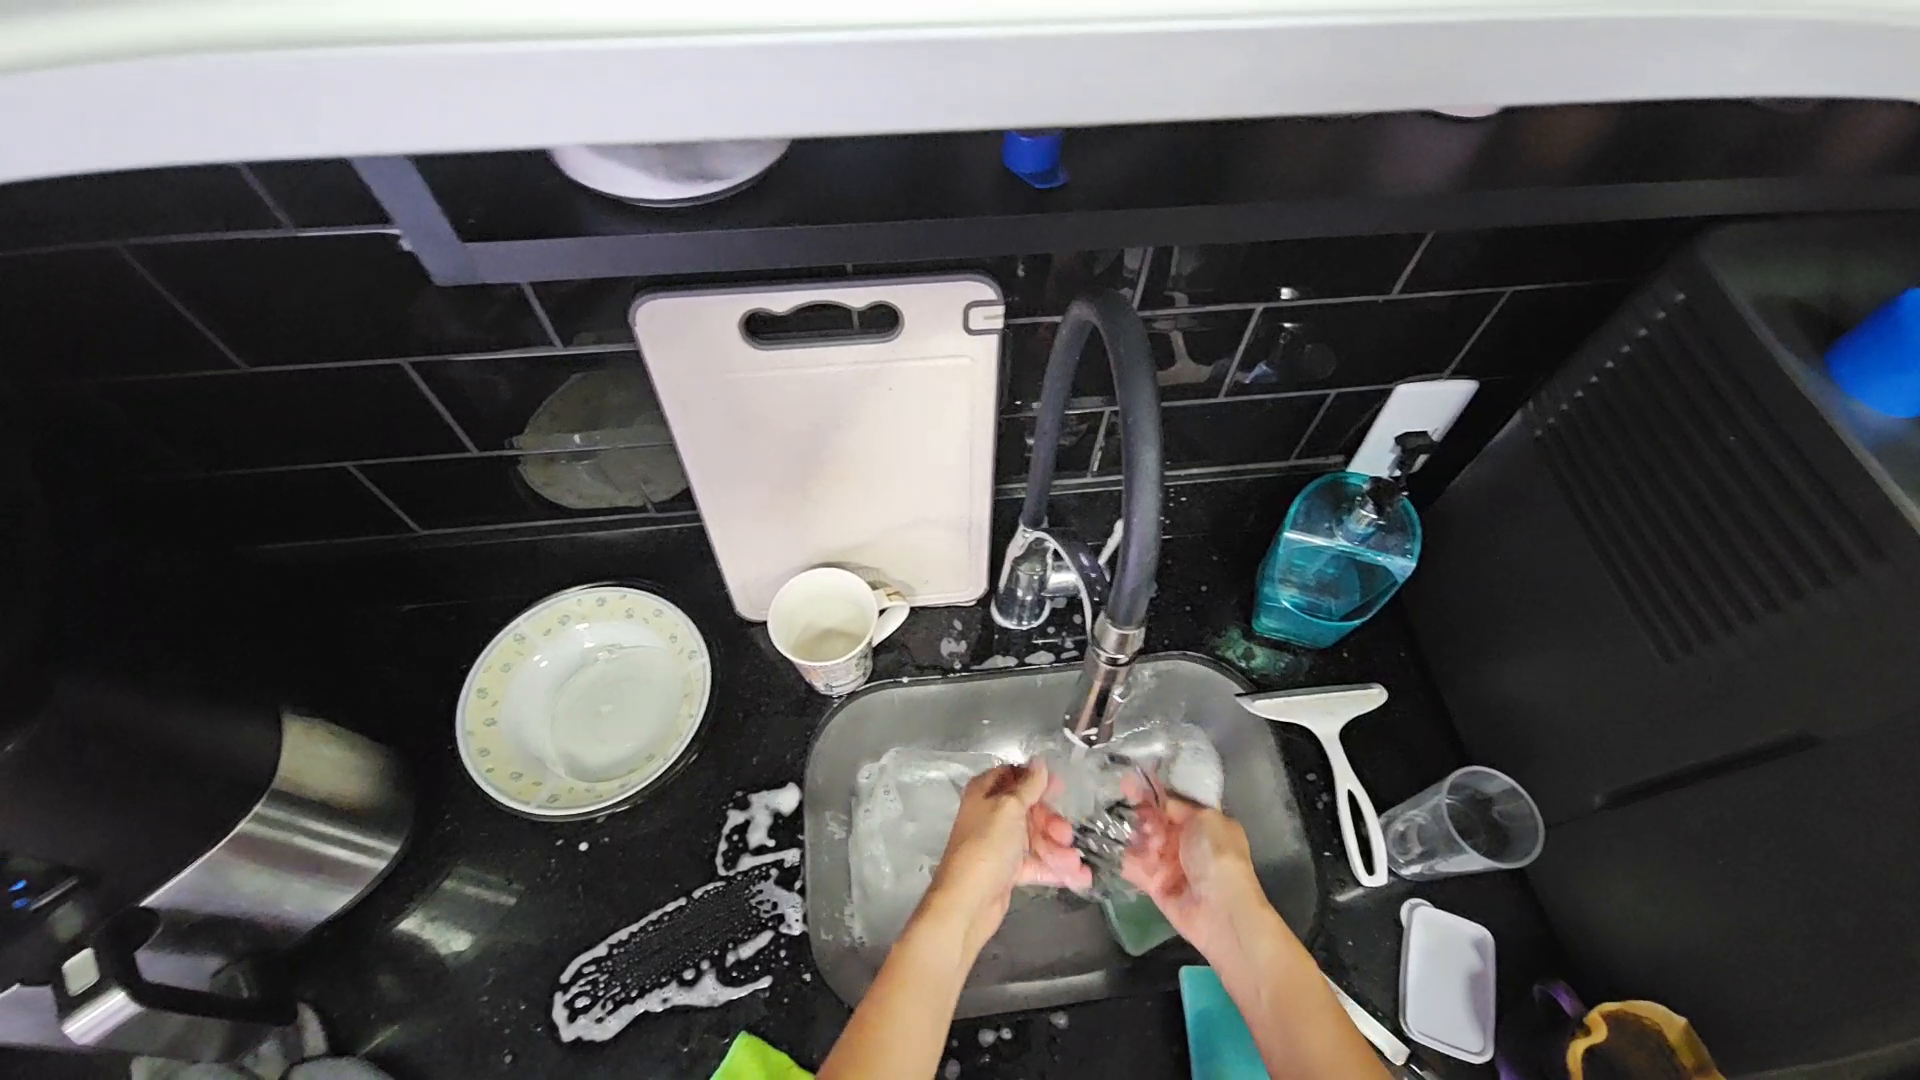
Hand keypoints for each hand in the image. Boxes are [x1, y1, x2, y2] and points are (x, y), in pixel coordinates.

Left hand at [920, 763, 1092, 954]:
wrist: (966, 903)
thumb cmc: (986, 846)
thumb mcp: (1009, 808)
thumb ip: (1028, 785)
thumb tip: (1040, 761)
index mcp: (986, 793)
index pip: (1014, 776)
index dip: (1037, 781)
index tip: (1061, 788)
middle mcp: (992, 815)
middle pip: (1030, 810)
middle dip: (1052, 823)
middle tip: (1067, 835)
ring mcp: (1001, 844)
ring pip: (1036, 839)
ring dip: (1058, 851)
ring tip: (1075, 864)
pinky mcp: (1009, 870)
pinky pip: (1037, 864)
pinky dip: (1055, 869)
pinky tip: (1079, 877)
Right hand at [1121, 794, 1271, 959]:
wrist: (1220, 910)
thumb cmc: (1217, 856)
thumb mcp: (1205, 818)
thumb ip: (1176, 805)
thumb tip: (1157, 802)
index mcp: (1202, 823)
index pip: (1171, 802)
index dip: (1150, 793)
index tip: (1127, 782)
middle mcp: (1184, 842)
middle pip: (1152, 821)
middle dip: (1141, 816)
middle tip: (1141, 819)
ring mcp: (1168, 863)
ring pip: (1140, 842)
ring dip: (1134, 837)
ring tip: (1137, 838)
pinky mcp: (1154, 884)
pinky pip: (1133, 866)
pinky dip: (1122, 858)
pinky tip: (1109, 847)